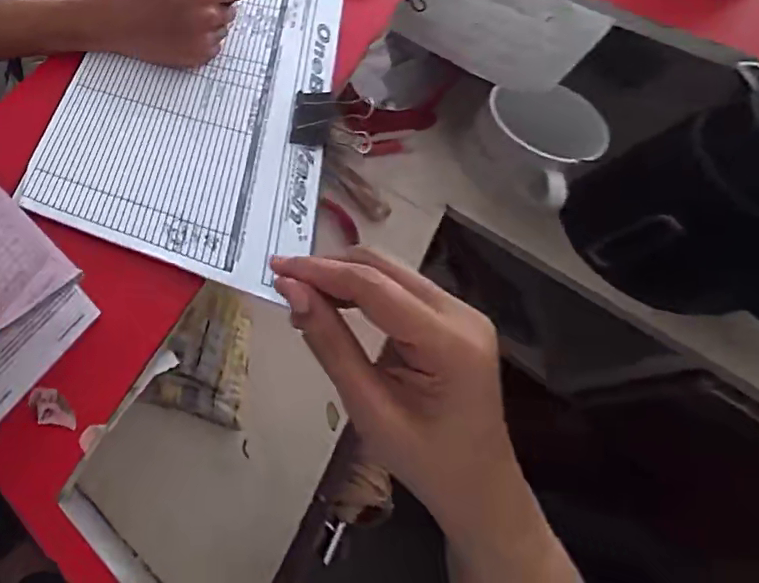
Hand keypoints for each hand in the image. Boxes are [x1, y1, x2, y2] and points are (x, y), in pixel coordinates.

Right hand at [104, 0, 253, 66]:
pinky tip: (182, 35)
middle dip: (217, 7)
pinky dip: (203, 42)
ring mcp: (204, 39)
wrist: (121, 25)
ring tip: (183, 22)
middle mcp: (209, 16)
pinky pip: (214, 47)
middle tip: (190, 7)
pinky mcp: (198, 57)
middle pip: (231, 10)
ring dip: (210, 25)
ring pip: (223, 29)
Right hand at [272, 248, 577, 582]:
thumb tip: (291, 290)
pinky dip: (360, 287)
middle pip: (383, 268)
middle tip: (284, 279)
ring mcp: (461, 311)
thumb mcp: (368, 407)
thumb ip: (329, 342)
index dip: (321, 271)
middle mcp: (461, 314)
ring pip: (389, 270)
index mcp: (450, 343)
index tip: (277, 268)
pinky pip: (398, 285)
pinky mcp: (452, 315)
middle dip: (329, 267)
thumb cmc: (425, 461)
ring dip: (342, 274)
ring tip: (302, 290)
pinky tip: (333, 300)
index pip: (374, 286)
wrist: (481, 491)